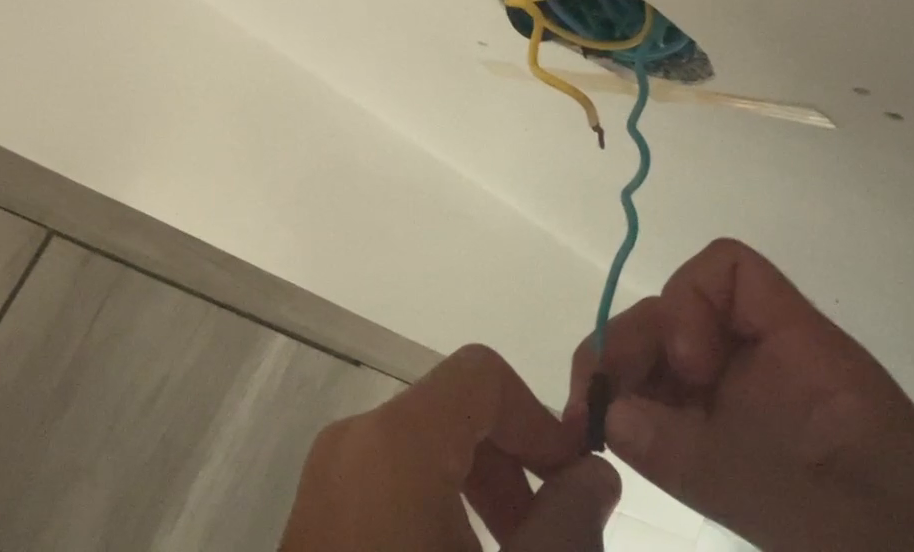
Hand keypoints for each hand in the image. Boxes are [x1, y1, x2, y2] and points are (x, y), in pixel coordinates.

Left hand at [283, 343, 621, 550]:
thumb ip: (567, 525)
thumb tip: (594, 473)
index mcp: (396, 442)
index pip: (480, 377)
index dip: (538, 418)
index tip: (575, 482)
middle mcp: (355, 441)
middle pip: (454, 413)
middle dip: (515, 465)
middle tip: (555, 536)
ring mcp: (330, 476)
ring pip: (425, 450)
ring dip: (481, 492)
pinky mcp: (319, 512)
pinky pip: (393, 481)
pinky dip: (439, 508)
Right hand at [565, 239, 913, 551]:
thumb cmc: (906, 545)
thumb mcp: (816, 514)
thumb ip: (714, 466)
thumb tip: (612, 415)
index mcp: (802, 354)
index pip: (731, 273)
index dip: (690, 301)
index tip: (687, 371)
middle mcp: (763, 366)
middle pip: (678, 314)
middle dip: (630, 344)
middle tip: (592, 403)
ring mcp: (742, 407)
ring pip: (661, 358)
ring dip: (616, 379)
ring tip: (586, 425)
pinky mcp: (727, 448)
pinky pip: (665, 408)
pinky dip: (627, 416)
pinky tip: (609, 443)